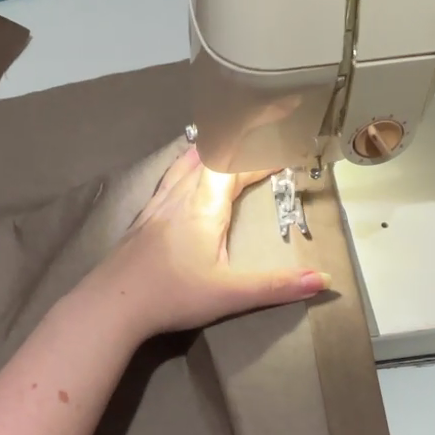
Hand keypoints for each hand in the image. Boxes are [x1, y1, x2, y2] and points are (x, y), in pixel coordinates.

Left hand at [78, 145, 328, 339]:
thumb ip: (277, 286)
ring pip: (187, 162)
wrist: (111, 305)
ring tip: (228, 139)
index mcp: (205, 205)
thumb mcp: (230, 295)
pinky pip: (170, 178)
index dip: (265, 149)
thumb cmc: (171, 296)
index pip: (239, 163)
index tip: (289, 135)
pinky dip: (188, 165)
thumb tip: (324, 278)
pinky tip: (184, 175)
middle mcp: (181, 195)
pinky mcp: (144, 219)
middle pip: (213, 153)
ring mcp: (158, 204)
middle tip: (263, 129)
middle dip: (241, 140)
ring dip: (212, 148)